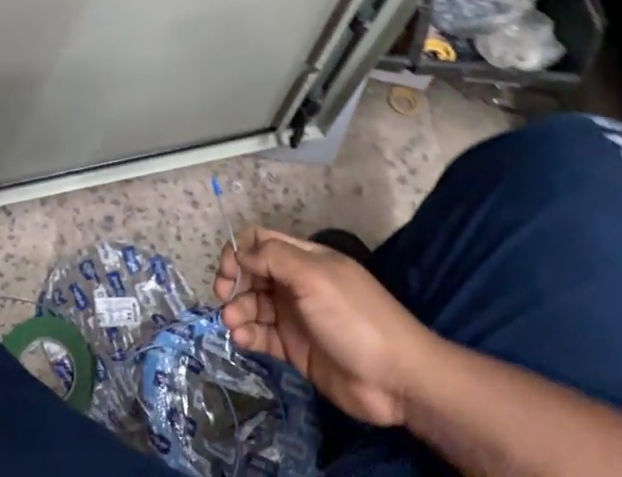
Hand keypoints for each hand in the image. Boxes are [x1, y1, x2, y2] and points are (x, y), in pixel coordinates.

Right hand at [217, 226, 440, 427]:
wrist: (397, 379)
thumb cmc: (355, 318)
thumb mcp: (315, 277)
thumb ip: (274, 258)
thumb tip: (240, 253)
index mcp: (305, 259)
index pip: (261, 241)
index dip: (239, 251)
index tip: (228, 271)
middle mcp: (297, 284)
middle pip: (252, 273)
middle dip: (233, 282)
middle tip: (224, 297)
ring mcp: (296, 317)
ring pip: (253, 304)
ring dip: (237, 309)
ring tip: (234, 323)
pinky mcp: (295, 349)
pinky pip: (262, 335)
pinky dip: (248, 334)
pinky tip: (244, 340)